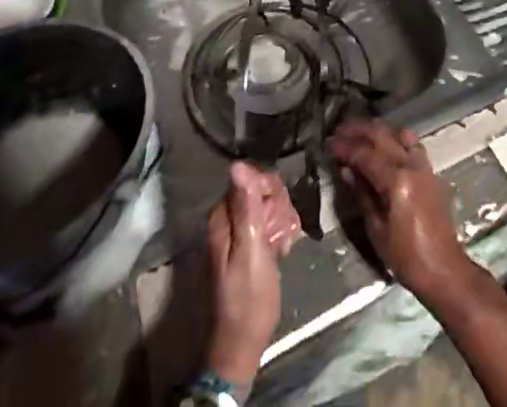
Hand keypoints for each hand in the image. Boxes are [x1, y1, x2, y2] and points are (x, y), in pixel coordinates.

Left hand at [204, 161, 300, 387]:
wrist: (241, 343)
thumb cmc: (248, 298)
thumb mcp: (252, 250)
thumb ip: (247, 208)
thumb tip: (237, 164)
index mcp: (222, 216)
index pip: (250, 178)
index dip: (270, 190)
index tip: (280, 214)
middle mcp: (226, 219)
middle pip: (259, 191)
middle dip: (278, 207)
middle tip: (282, 235)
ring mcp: (236, 233)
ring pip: (266, 207)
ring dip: (281, 222)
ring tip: (284, 245)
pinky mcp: (246, 246)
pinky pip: (266, 225)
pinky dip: (278, 234)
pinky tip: (283, 250)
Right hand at [329, 119, 481, 305]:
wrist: (444, 270)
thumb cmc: (406, 256)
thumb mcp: (376, 228)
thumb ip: (362, 193)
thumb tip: (346, 169)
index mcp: (397, 180)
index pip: (364, 154)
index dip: (344, 148)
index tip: (328, 143)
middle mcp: (412, 165)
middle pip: (381, 135)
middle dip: (357, 130)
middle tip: (337, 132)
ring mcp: (424, 167)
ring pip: (398, 134)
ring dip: (376, 131)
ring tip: (357, 134)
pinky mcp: (431, 173)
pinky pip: (412, 144)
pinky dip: (395, 138)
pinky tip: (383, 144)